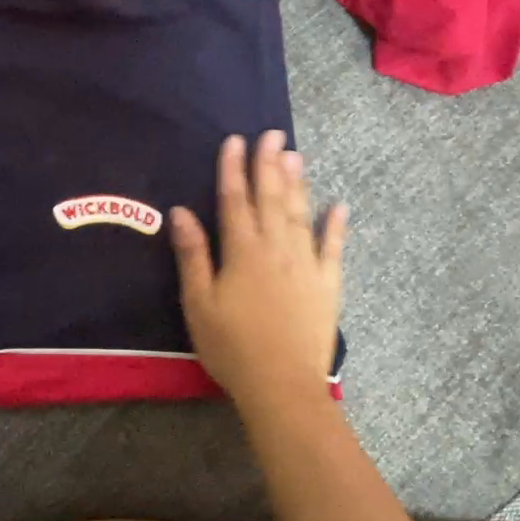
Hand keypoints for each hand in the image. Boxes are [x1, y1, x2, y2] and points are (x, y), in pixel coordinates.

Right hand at [170, 131, 346, 407]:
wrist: (282, 386)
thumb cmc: (230, 345)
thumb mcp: (198, 301)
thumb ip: (192, 254)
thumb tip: (180, 211)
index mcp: (242, 252)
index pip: (235, 200)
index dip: (232, 169)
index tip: (234, 141)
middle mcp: (276, 249)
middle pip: (271, 199)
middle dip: (268, 165)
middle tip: (271, 134)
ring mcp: (306, 265)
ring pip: (301, 215)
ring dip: (297, 183)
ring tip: (296, 155)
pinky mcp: (328, 286)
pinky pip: (333, 248)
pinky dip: (336, 225)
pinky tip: (339, 205)